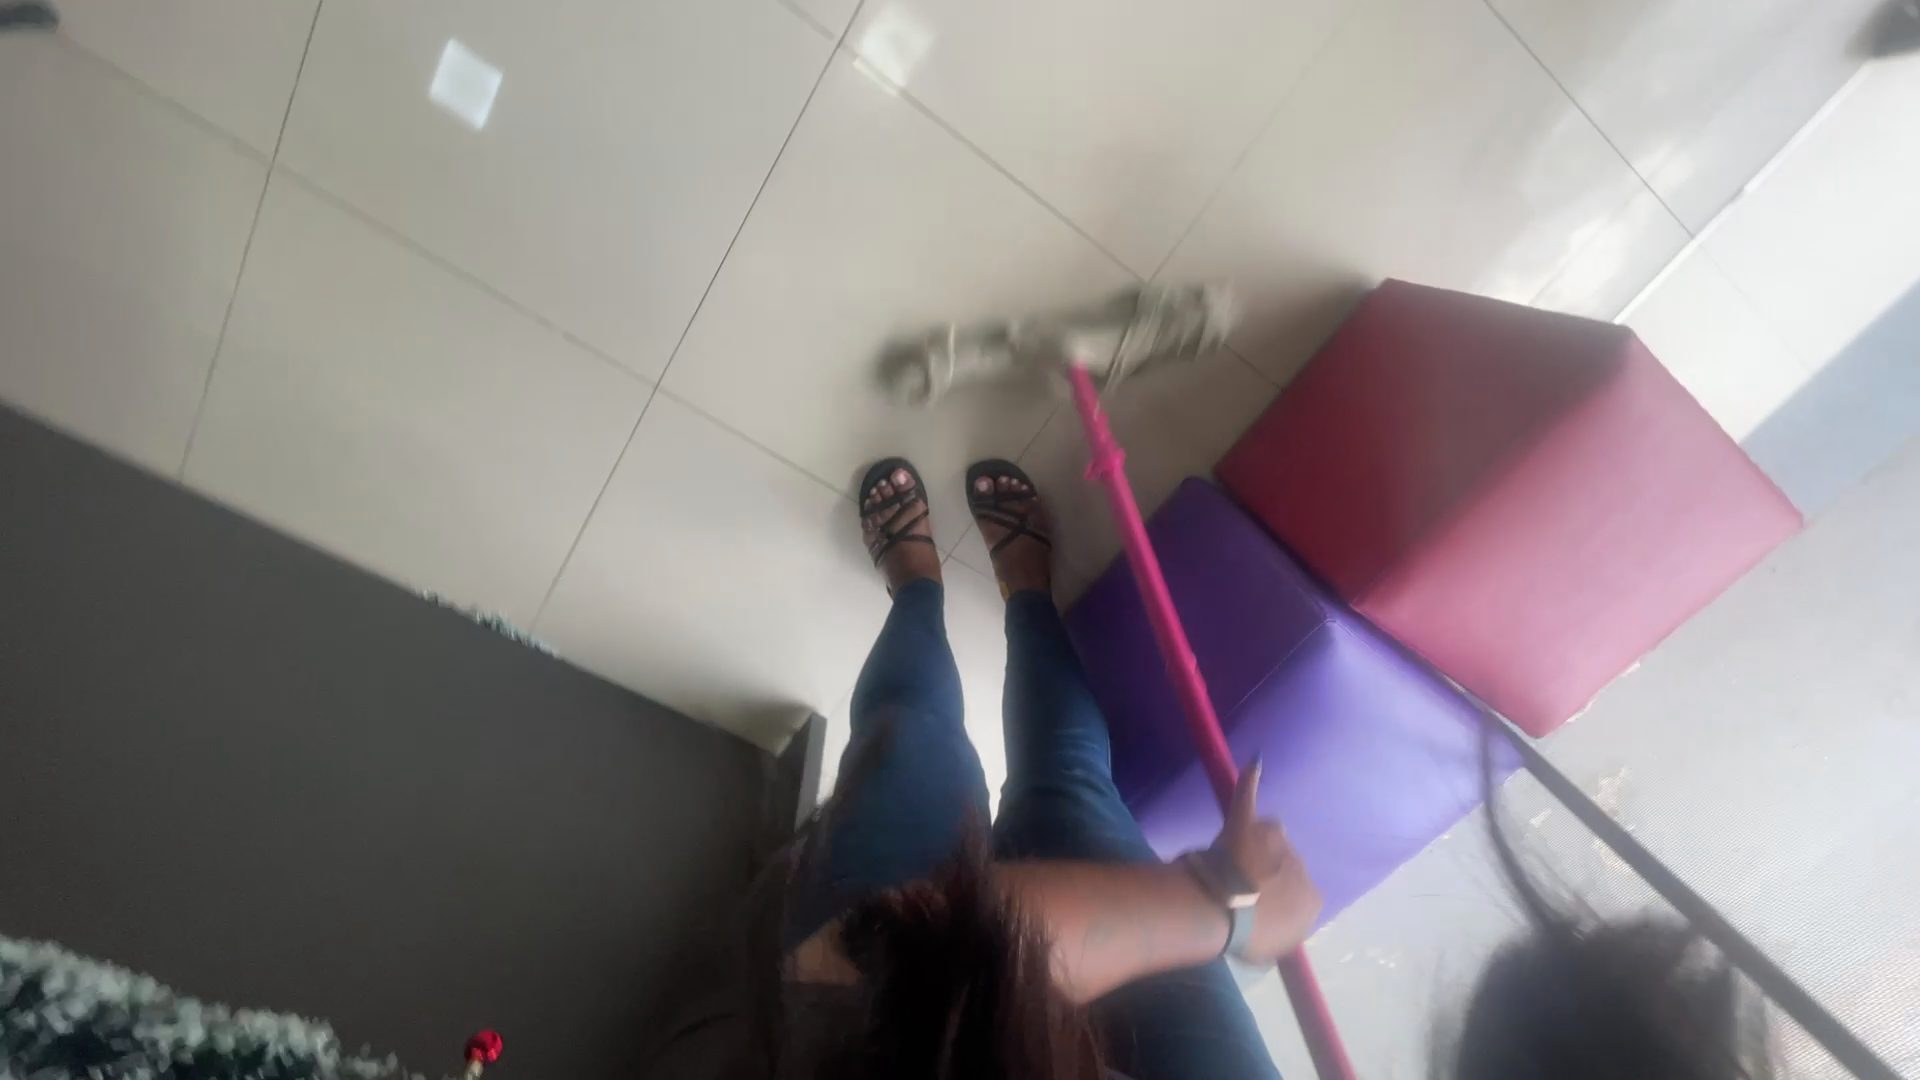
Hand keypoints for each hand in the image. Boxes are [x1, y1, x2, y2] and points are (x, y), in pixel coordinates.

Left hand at [1212, 758, 1320, 963]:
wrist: (1226, 910)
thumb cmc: (1251, 936)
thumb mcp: (1276, 946)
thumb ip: (1282, 927)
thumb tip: (1274, 920)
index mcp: (1312, 899)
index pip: (1295, 894)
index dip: (1273, 899)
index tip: (1258, 906)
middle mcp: (1300, 864)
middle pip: (1281, 863)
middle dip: (1263, 871)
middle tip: (1240, 887)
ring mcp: (1274, 840)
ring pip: (1266, 836)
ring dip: (1253, 845)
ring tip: (1231, 861)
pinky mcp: (1246, 823)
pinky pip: (1248, 795)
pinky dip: (1251, 779)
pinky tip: (1256, 762)